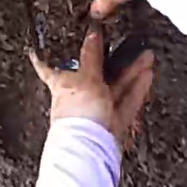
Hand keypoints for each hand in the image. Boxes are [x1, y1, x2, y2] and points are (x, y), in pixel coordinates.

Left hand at [28, 29, 154, 145]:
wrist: (90, 152)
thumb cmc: (78, 114)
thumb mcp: (85, 78)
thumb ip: (92, 56)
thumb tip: (92, 34)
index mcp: (63, 84)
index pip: (48, 67)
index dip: (45, 57)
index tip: (38, 47)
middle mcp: (79, 96)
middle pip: (96, 72)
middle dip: (112, 58)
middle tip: (127, 42)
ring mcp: (97, 110)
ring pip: (115, 86)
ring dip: (130, 71)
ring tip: (147, 55)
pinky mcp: (113, 122)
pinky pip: (127, 101)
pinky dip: (137, 88)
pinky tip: (148, 74)